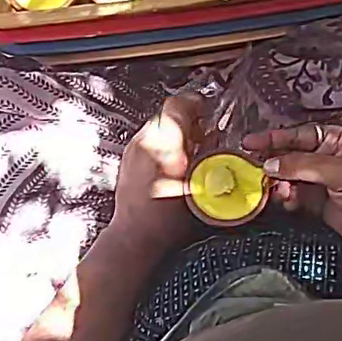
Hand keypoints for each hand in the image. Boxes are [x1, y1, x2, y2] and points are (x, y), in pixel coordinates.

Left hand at [103, 94, 204, 261]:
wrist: (136, 237)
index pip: (178, 105)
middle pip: (168, 113)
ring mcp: (133, 149)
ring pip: (157, 125)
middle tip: (202, 133)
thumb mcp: (200, 186)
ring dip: (175, 131)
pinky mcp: (128, 159)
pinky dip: (163, 143)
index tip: (206, 110)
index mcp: (165, 145)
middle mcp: (146, 143)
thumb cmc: (167, 220)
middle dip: (187, 120)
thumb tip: (214, 138)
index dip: (196, 103)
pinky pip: (149, 139)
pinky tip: (173, 162)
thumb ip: (209, 158)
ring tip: (189, 149)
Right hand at [241, 124, 341, 261]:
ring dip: (279, 183)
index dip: (275, 138)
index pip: (300, 135)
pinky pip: (296, 197)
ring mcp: (325, 182)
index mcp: (340, 141)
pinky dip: (287, 198)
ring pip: (290, 178)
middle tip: (254, 167)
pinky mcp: (322, 204)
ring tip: (274, 188)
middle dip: (273, 162)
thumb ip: (303, 165)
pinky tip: (285, 200)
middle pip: (292, 156)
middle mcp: (331, 158)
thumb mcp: (341, 171)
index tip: (252, 142)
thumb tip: (273, 164)